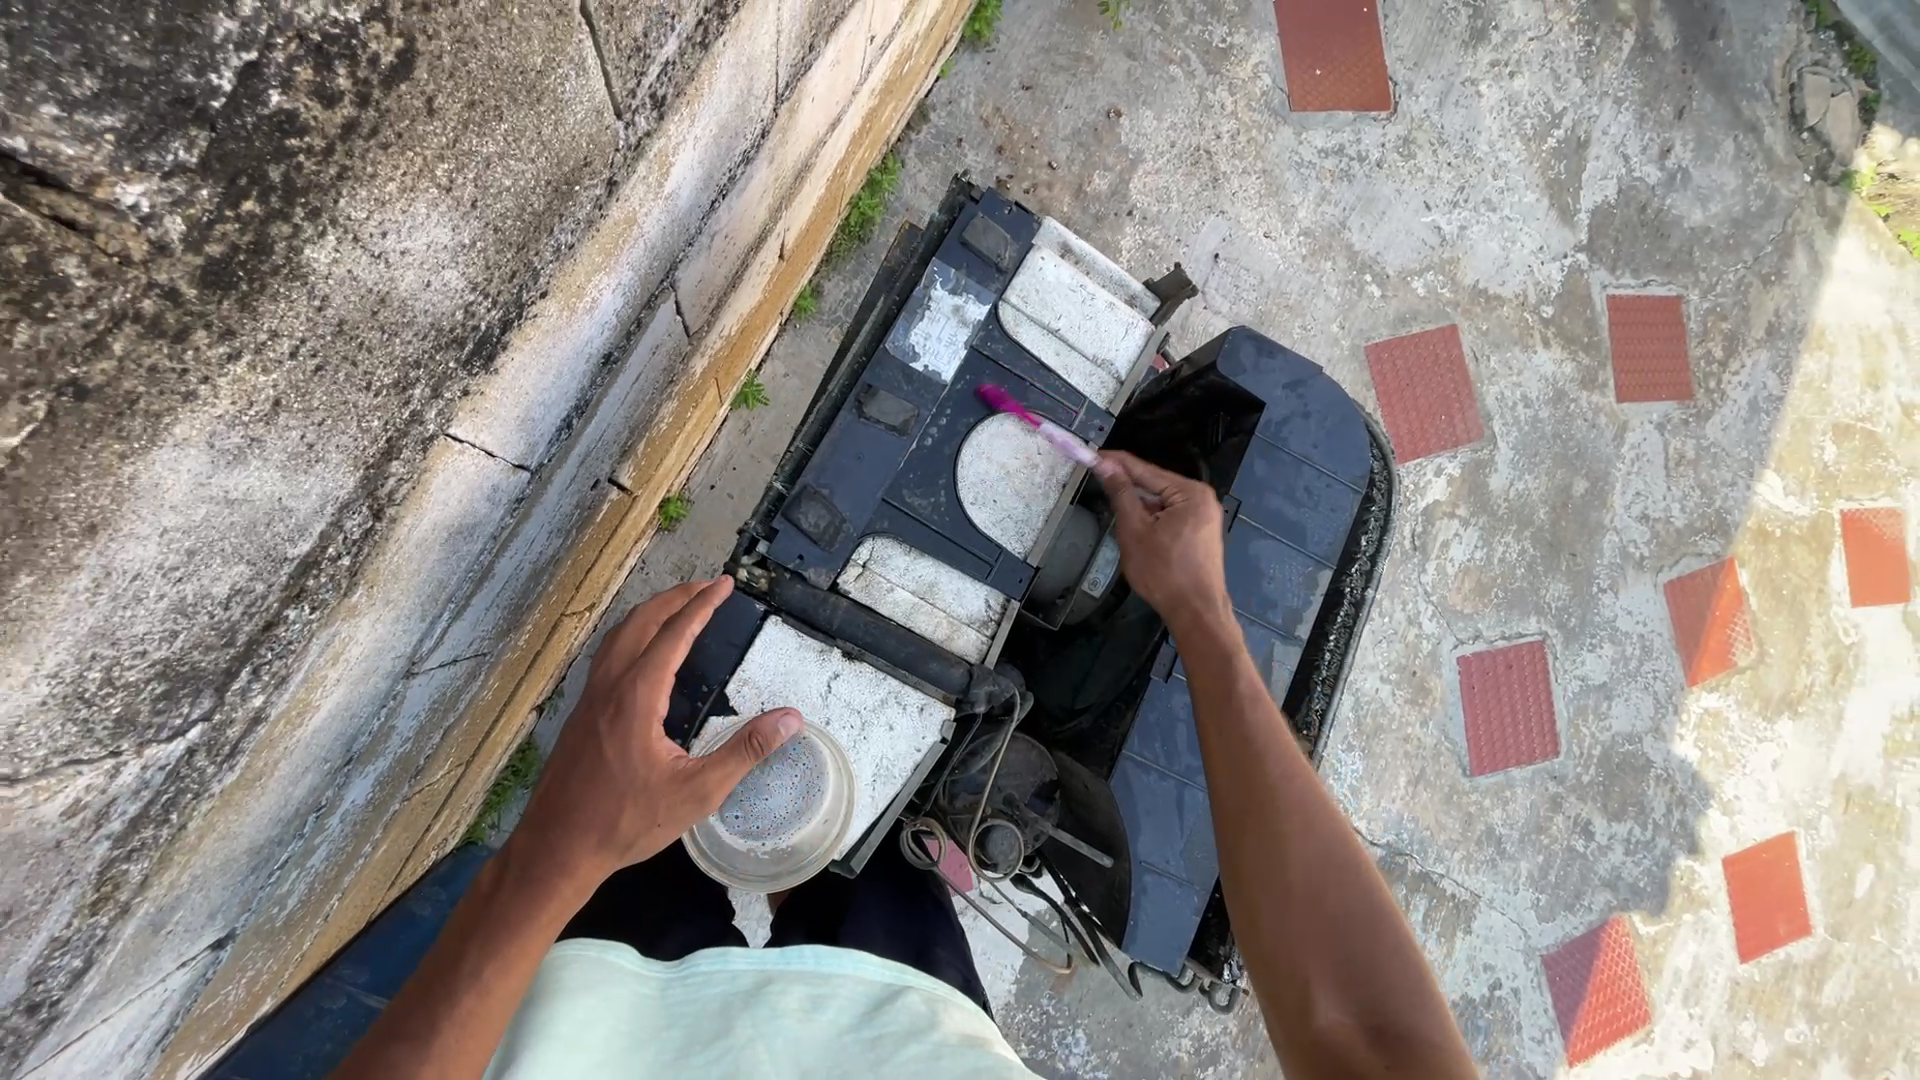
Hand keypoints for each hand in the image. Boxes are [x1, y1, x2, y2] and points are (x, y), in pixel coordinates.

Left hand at [509, 577, 803, 887]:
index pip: (675, 634)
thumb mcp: (698, 792)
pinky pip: (608, 654)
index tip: (725, 584)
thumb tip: (790, 719)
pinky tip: (640, 651)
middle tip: (708, 585)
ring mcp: (590, 698)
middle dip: (676, 597)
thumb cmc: (627, 822)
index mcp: (638, 696)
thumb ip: (745, 752)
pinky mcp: (581, 713)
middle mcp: (610, 686)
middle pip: (642, 622)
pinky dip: (632, 633)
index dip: (703, 605)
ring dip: (651, 611)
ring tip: (678, 605)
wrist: (556, 850)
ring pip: (619, 635)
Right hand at [1095, 450, 1233, 636]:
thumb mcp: (1134, 530)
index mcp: (1189, 492)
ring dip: (1138, 505)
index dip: (1115, 462)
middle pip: (1155, 484)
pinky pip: (1170, 515)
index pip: (1144, 469)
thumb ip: (1121, 494)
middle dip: (1127, 485)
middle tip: (1096, 479)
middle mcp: (1201, 498)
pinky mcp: (1201, 532)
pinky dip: (1151, 518)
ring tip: (1112, 507)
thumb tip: (1106, 465)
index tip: (1091, 453)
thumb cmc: (1164, 572)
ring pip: (1161, 502)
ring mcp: (1204, 516)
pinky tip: (1135, 527)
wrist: (1196, 611)